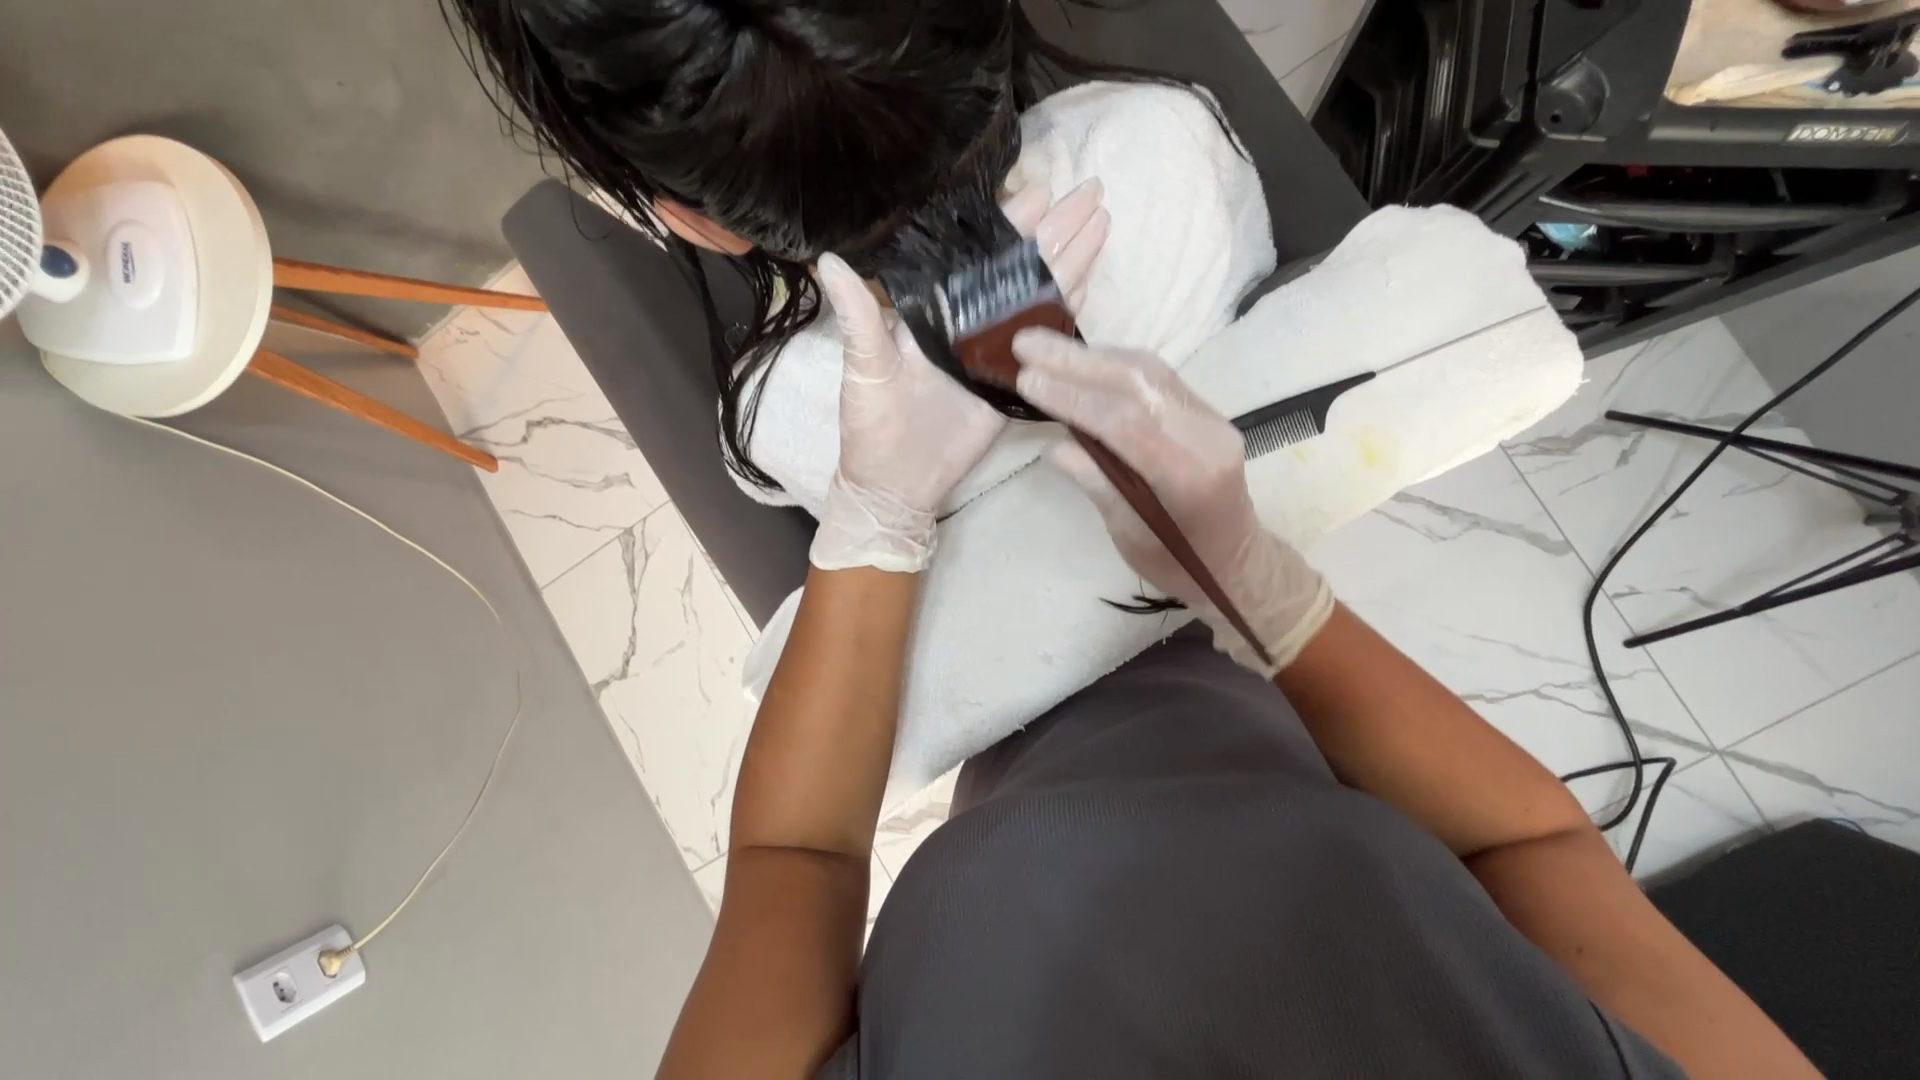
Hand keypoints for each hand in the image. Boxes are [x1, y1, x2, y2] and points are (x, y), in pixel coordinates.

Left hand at [807, 181, 1109, 572]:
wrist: (896, 481)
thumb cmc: (874, 423)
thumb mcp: (863, 367)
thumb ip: (857, 316)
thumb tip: (830, 262)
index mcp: (937, 311)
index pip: (978, 256)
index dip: (1009, 224)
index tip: (1037, 189)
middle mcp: (972, 323)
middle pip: (1021, 268)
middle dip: (1056, 229)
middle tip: (1090, 191)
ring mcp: (998, 352)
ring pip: (1041, 296)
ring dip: (1072, 260)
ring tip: (1102, 221)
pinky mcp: (1015, 384)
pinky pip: (1047, 344)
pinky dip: (1069, 313)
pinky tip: (1091, 281)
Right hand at [1012, 330, 1334, 672]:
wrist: (1235, 562)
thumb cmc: (1178, 564)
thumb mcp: (1128, 535)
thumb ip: (1096, 484)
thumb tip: (1053, 446)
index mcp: (1188, 475)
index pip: (1124, 422)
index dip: (1072, 397)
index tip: (1026, 380)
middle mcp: (1206, 436)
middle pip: (1137, 383)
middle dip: (1076, 361)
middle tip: (1025, 343)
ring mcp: (1210, 419)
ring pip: (1149, 371)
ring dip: (1093, 356)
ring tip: (1044, 347)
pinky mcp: (1205, 412)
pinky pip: (1158, 377)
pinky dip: (1115, 365)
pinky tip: (1082, 360)